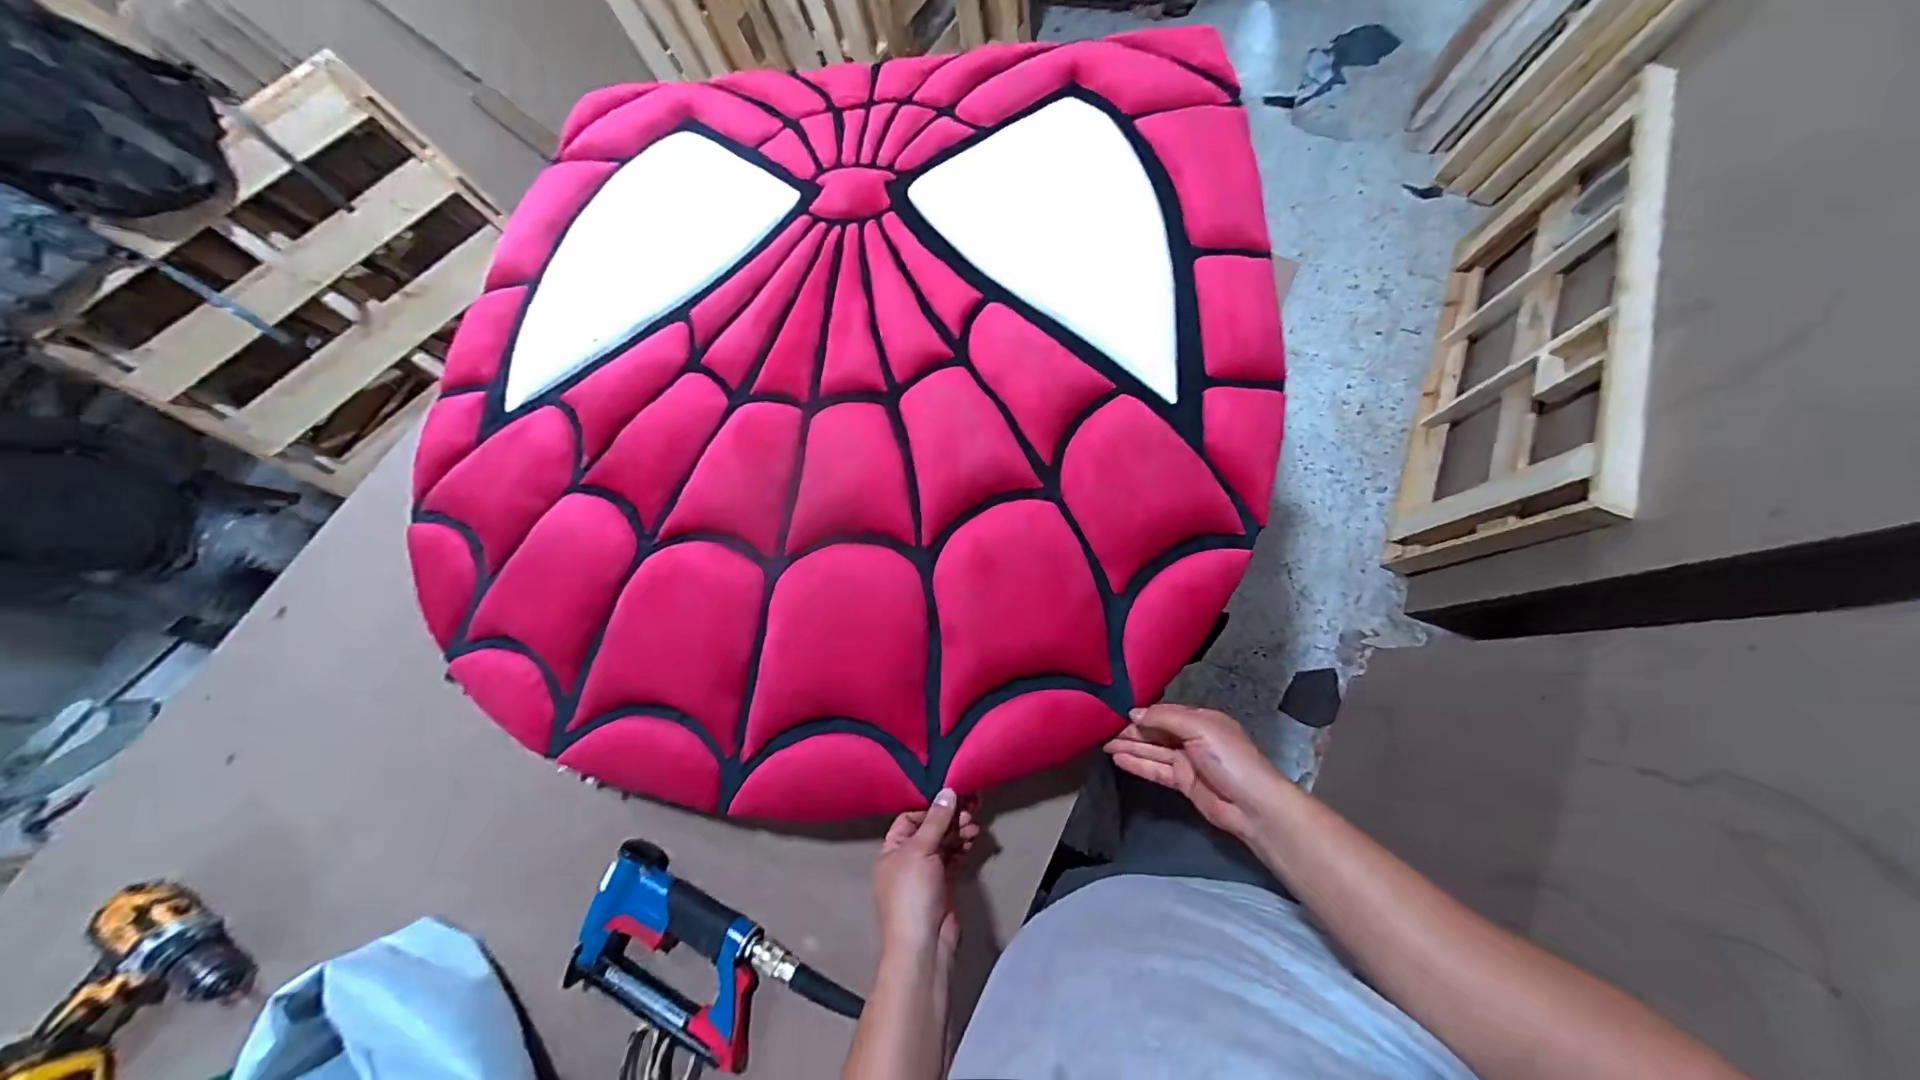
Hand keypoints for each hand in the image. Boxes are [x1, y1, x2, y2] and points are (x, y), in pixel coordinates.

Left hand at [873, 789, 980, 956]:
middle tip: (971, 808)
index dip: (930, 807)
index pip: (910, 818)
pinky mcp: (944, 884)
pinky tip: (973, 839)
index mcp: (892, 849)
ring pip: (945, 843)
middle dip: (950, 818)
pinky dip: (963, 847)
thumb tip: (947, 792)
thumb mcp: (920, 849)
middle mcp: (908, 859)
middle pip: (930, 829)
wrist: (924, 944)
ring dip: (959, 831)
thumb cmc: (912, 894)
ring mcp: (926, 873)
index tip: (951, 798)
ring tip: (974, 825)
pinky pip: (954, 858)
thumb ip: (936, 820)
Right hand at [1104, 703, 1286, 839]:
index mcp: (1201, 719)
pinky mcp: (1182, 782)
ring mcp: (1187, 761)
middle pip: (1156, 731)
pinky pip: (1155, 769)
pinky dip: (1137, 763)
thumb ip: (1164, 719)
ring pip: (1152, 750)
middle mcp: (1192, 737)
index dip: (1142, 713)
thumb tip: (1134, 713)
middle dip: (1131, 730)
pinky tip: (1118, 759)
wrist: (1253, 806)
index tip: (1114, 712)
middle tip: (1101, 728)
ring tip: (1103, 743)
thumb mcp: (1199, 728)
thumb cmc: (1230, 759)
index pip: (1164, 712)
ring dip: (1129, 746)